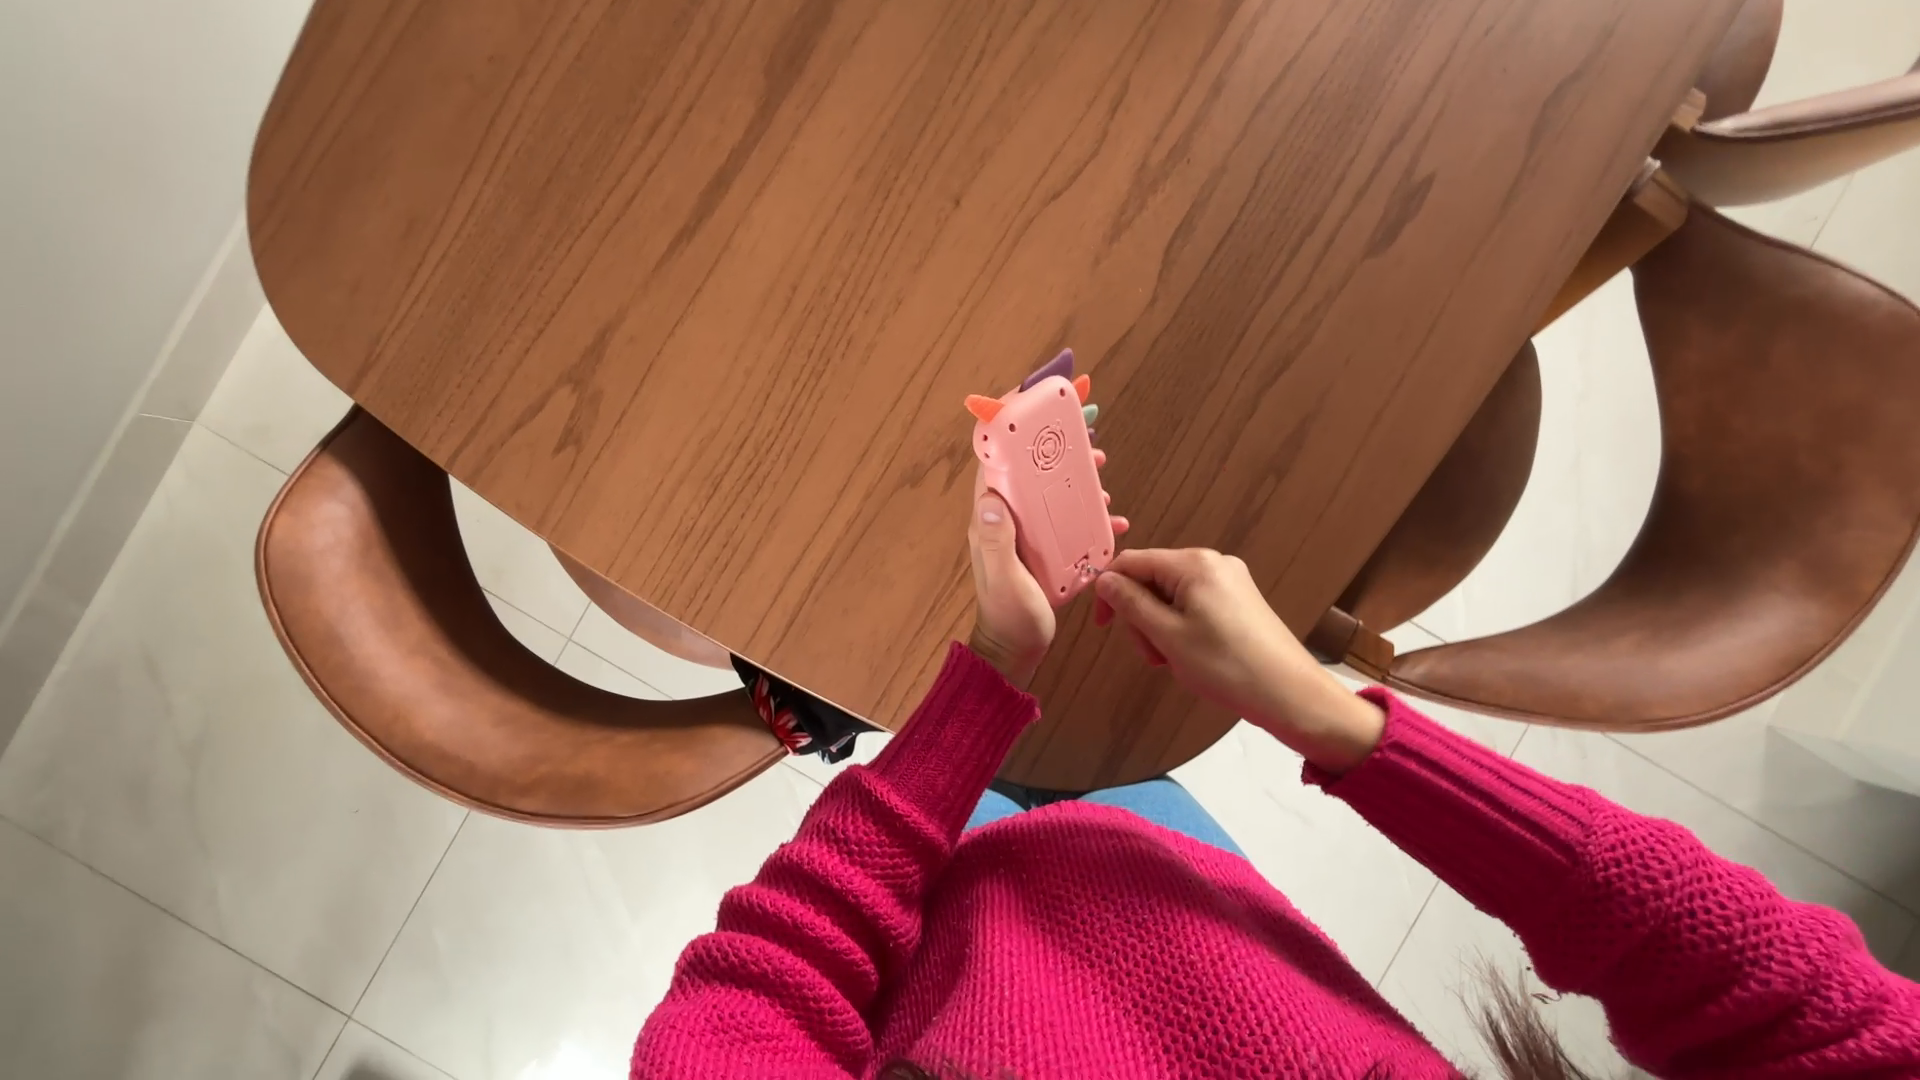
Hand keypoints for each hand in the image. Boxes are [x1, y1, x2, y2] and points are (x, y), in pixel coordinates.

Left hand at [968, 450, 1127, 686]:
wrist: (1017, 650)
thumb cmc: (1009, 617)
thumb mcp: (1004, 578)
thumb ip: (998, 539)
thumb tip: (991, 495)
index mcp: (991, 522)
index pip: (995, 468)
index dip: (1011, 438)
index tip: (1036, 416)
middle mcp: (1007, 523)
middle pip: (1031, 476)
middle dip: (1057, 456)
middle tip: (1089, 449)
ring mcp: (1027, 537)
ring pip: (1051, 496)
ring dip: (1077, 484)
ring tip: (1103, 481)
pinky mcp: (1045, 551)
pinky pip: (1067, 523)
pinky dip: (1088, 518)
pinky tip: (1113, 523)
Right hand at [1092, 548, 1383, 772]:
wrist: (1291, 696)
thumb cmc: (1227, 666)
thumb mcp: (1167, 636)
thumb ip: (1130, 603)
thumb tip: (1103, 580)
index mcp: (1194, 564)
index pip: (1132, 562)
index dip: (1109, 591)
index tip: (1101, 626)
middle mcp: (1213, 563)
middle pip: (1152, 579)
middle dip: (1141, 616)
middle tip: (1153, 655)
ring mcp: (1229, 582)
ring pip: (1171, 596)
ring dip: (1160, 628)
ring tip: (1173, 660)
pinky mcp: (1238, 602)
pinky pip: (1193, 606)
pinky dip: (1181, 629)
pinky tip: (1190, 656)